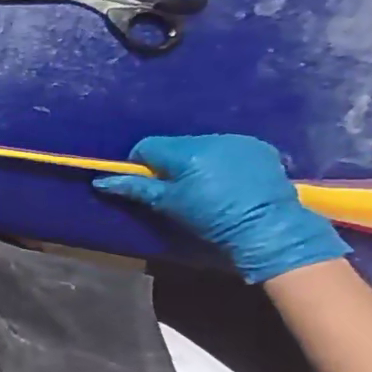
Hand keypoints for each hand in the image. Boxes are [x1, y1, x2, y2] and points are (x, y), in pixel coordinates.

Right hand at [93, 134, 349, 282]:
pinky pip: (229, 148)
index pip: (147, 146)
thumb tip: (101, 181)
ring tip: (207, 187)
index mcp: (186, 152)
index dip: (142, 164)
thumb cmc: (212, 220)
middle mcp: (211, 139)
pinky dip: (223, 161)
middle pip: (175, 146)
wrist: (271, 231)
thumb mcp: (169, 205)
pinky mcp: (259, 148)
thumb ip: (136, 188)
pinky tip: (230, 181)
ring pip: (201, 146)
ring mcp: (238, 141)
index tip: (149, 184)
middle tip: (178, 190)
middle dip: (171, 163)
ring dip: (198, 161)